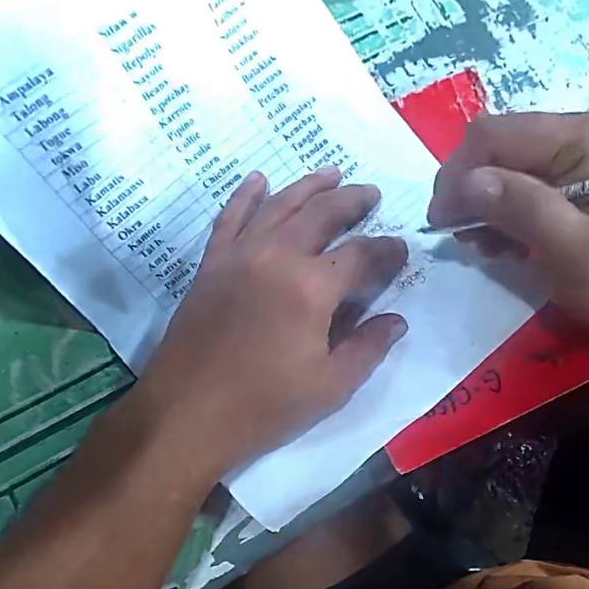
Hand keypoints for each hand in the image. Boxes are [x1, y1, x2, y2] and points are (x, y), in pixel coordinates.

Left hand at [130, 167, 408, 476]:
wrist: (187, 415)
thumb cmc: (265, 407)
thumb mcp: (331, 386)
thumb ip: (368, 347)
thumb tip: (397, 321)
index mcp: (311, 289)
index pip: (361, 255)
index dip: (387, 251)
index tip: (401, 249)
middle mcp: (276, 258)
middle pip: (321, 215)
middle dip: (352, 201)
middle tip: (371, 194)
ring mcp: (238, 257)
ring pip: (278, 206)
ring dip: (308, 186)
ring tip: (332, 173)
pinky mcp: (211, 266)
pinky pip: (230, 218)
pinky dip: (246, 196)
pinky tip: (258, 179)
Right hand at [427, 112, 588, 333]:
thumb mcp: (577, 251)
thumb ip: (526, 211)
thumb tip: (468, 182)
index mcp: (584, 138)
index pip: (495, 136)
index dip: (459, 174)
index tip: (443, 222)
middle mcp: (576, 135)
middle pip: (494, 146)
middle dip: (468, 190)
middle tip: (458, 236)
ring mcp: (572, 156)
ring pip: (499, 166)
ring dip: (481, 205)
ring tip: (484, 246)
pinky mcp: (566, 180)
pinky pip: (515, 185)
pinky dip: (498, 214)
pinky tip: (501, 243)